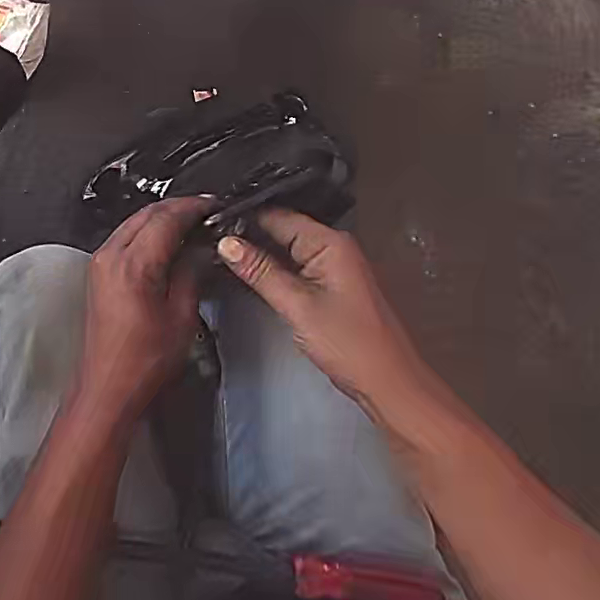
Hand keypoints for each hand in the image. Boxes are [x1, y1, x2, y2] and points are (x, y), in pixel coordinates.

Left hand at [80, 197, 212, 412]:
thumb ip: (191, 273)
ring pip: (134, 221)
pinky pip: (125, 237)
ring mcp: (100, 265)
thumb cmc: (139, 364)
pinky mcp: (98, 274)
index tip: (211, 206)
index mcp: (133, 266)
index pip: (166, 218)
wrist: (108, 388)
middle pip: (147, 213)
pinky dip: (147, 231)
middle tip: (204, 211)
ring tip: (189, 224)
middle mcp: (111, 259)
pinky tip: (166, 241)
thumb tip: (200, 250)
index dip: (193, 207)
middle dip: (178, 207)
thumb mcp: (181, 316)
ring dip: (162, 217)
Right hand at [217, 209, 429, 407]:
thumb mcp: (297, 306)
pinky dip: (275, 270)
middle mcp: (334, 246)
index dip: (245, 218)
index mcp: (330, 242)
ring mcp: (334, 266)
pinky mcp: (331, 285)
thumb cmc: (350, 344)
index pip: (279, 216)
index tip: (211, 223)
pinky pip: (297, 267)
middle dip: (249, 235)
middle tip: (211, 240)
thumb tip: (227, 243)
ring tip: (222, 254)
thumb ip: (260, 271)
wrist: (388, 383)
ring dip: (261, 254)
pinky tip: (252, 275)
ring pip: (288, 250)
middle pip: (283, 230)